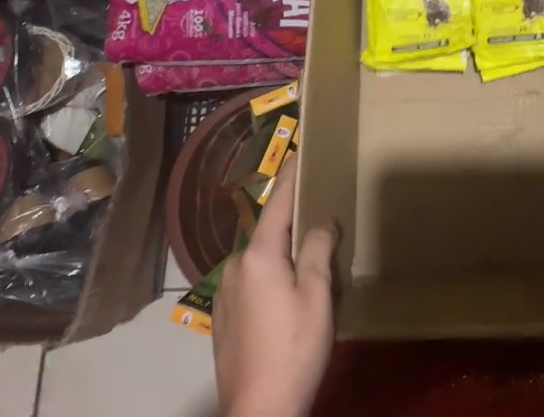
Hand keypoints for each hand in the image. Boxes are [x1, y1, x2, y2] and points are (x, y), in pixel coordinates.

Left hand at [213, 158, 336, 416]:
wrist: (259, 411)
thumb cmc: (294, 348)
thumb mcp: (316, 296)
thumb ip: (317, 251)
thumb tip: (320, 222)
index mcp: (259, 256)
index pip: (278, 204)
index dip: (292, 177)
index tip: (300, 152)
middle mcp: (235, 267)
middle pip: (269, 233)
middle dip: (293, 225)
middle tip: (321, 220)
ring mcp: (224, 294)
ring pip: (260, 260)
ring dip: (281, 256)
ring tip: (308, 265)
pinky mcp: (222, 318)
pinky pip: (251, 283)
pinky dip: (270, 279)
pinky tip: (286, 299)